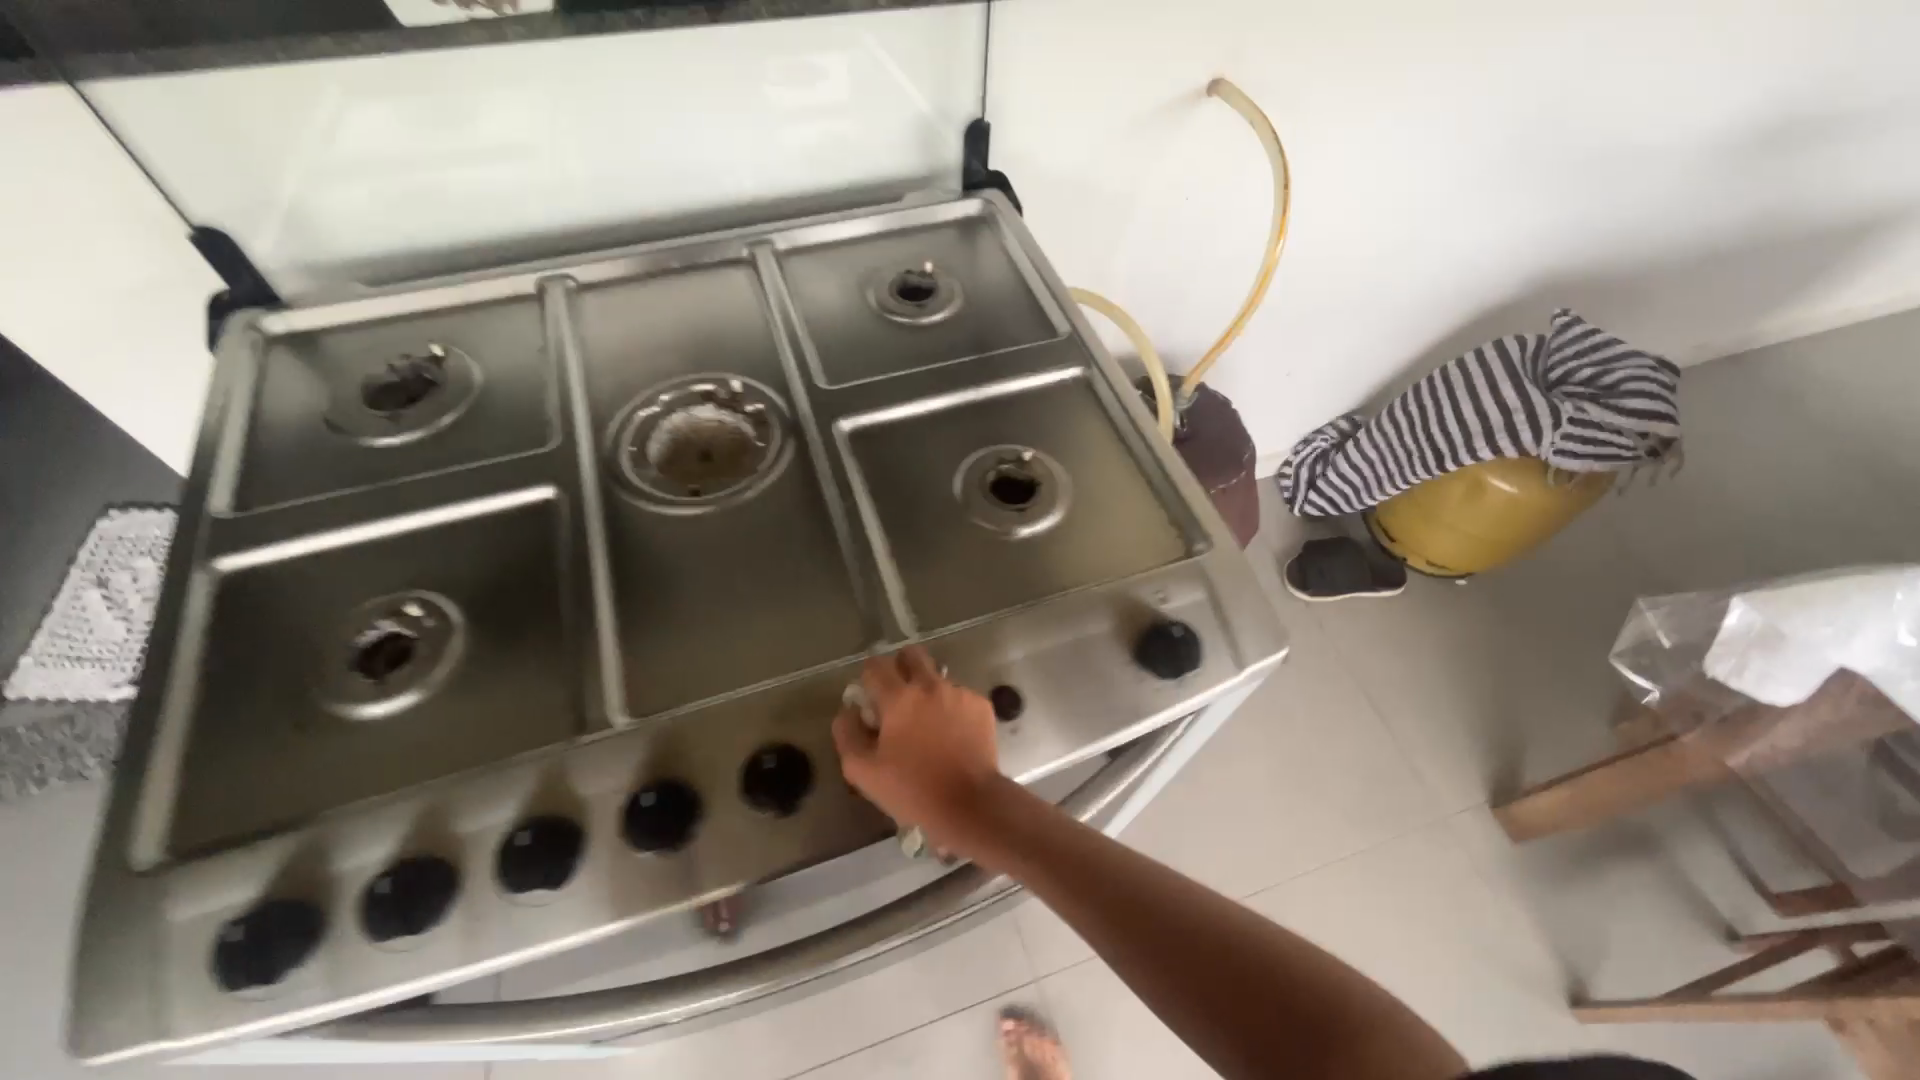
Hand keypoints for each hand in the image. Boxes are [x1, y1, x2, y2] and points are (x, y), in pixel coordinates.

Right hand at [832, 646, 1003, 855]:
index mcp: (899, 698)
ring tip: (929, 726)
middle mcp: (930, 685)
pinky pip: (959, 696)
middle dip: (901, 667)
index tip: (869, 697)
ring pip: (937, 678)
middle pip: (912, 655)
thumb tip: (849, 711)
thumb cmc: (913, 789)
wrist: (970, 804)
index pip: (875, 665)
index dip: (868, 677)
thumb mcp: (863, 771)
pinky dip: (951, 709)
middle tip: (898, 697)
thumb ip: (847, 734)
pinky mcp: (981, 706)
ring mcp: (959, 693)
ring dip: (928, 692)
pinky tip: (952, 736)